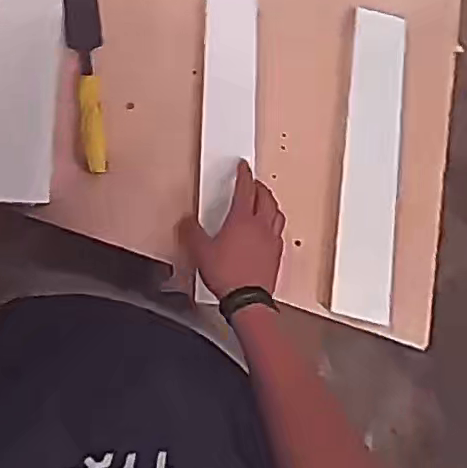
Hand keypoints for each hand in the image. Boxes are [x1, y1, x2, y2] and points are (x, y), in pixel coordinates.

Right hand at [181, 159, 284, 298]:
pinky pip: (279, 230)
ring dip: (270, 202)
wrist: (248, 301)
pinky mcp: (277, 254)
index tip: (243, 166)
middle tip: (253, 182)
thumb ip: (192, 233)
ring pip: (276, 212)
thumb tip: (186, 222)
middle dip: (259, 186)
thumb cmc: (228, 275)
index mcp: (242, 219)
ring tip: (264, 200)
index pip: (245, 188)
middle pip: (265, 196)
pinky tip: (269, 228)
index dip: (244, 174)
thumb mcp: (201, 252)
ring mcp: (271, 239)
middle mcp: (260, 225)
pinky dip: (275, 222)